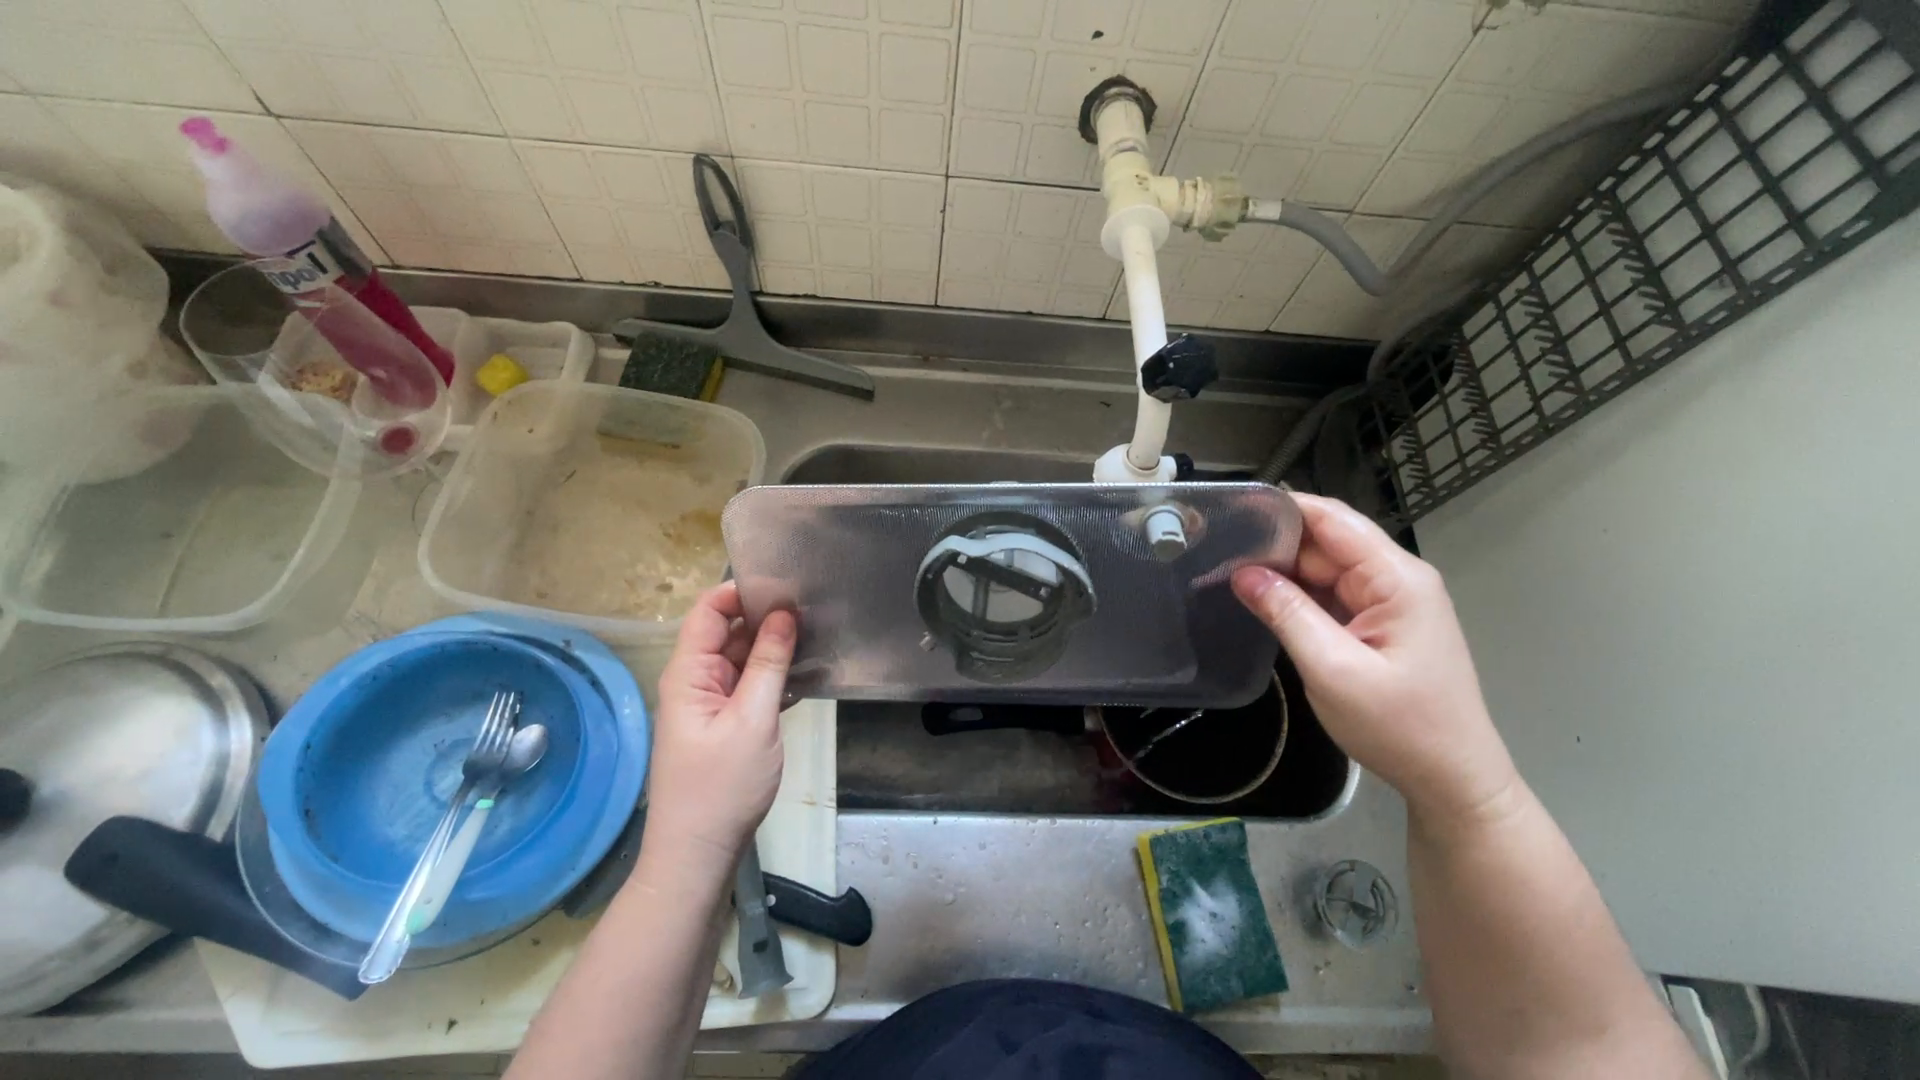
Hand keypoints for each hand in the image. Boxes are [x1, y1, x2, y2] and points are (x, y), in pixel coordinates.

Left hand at [649, 583, 795, 864]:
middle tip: (813, 608)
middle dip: (764, 618)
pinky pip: (747, 687)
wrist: (698, 853)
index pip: (708, 611)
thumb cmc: (722, 785)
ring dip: (772, 649)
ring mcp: (709, 704)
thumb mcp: (753, 719)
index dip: (741, 592)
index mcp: (688, 673)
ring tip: (817, 635)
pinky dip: (772, 677)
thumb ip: (768, 663)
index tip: (786, 586)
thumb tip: (784, 614)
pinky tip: (805, 675)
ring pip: (740, 661)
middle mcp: (694, 681)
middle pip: (726, 633)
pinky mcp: (724, 725)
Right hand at [1232, 494, 1517, 826]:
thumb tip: (1243, 574)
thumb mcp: (1333, 670)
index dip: (1283, 508)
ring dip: (1282, 572)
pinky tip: (1260, 598)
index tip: (1231, 509)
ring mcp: (1389, 603)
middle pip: (1327, 542)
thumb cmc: (1400, 726)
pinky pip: (1331, 597)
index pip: (1333, 520)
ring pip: (1325, 570)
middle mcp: (1396, 580)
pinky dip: (1297, 597)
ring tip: (1225, 570)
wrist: (1452, 779)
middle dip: (1275, 543)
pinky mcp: (1380, 625)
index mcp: (1396, 579)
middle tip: (1215, 547)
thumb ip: (1287, 614)